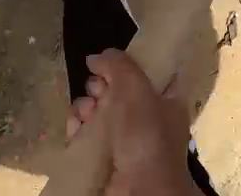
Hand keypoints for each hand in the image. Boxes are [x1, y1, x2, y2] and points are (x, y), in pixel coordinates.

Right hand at [64, 50, 198, 195]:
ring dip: (85, 106)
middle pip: (117, 91)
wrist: (140, 191)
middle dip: (99, 86)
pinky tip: (74, 127)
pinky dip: (78, 128)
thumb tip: (95, 57)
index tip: (106, 63)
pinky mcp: (106, 159)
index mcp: (166, 100)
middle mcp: (148, 120)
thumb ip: (117, 63)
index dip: (124, 65)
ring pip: (99, 112)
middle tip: (96, 91)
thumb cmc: (145, 133)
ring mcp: (126, 142)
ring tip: (85, 112)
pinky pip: (87, 135)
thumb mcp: (135, 86)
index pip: (145, 73)